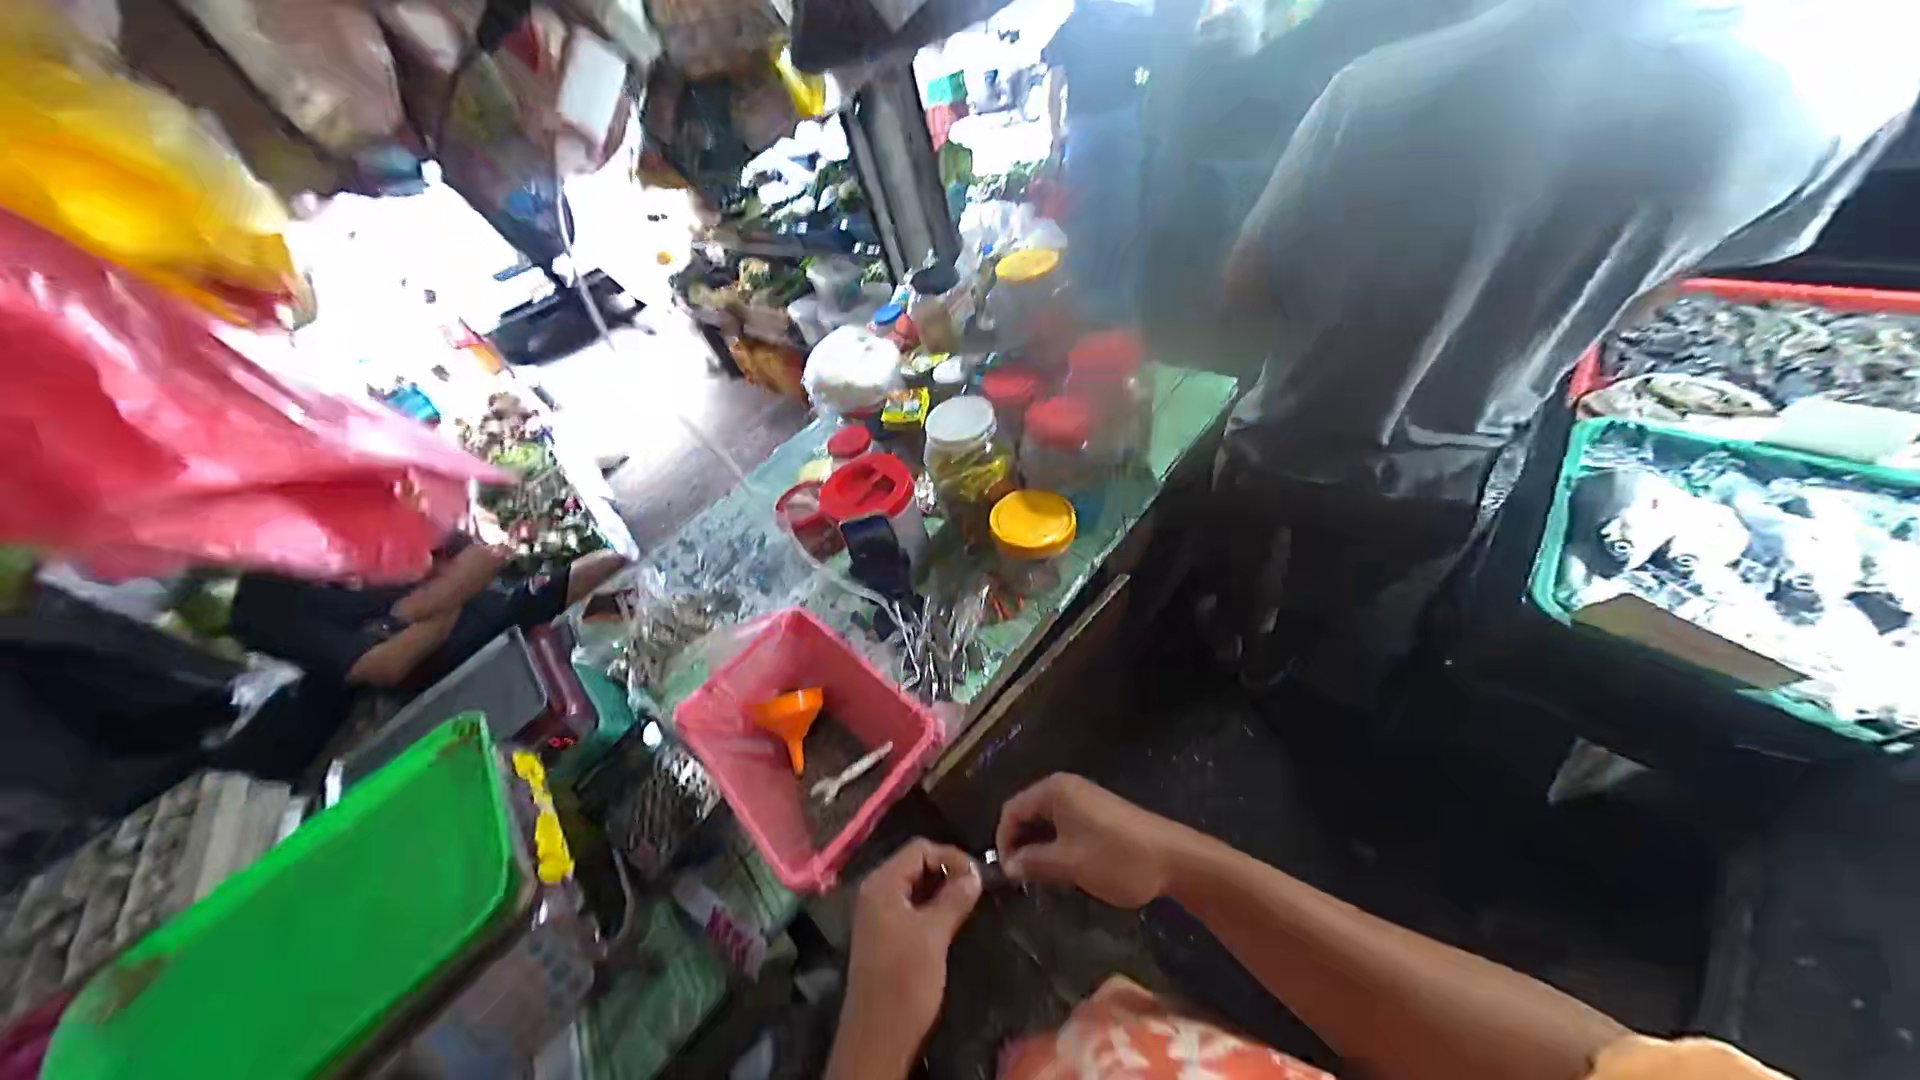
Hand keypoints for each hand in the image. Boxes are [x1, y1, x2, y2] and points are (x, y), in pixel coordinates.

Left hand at [828, 839, 981, 1079]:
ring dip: (942, 888)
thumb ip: (954, 898)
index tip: (978, 875)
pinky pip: (911, 903)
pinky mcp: (884, 932)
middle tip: (977, 887)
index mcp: (881, 884)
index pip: (919, 849)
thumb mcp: (934, 935)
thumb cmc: (904, 981)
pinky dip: (932, 904)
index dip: (951, 856)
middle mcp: (875, 891)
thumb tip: (975, 874)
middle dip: (947, 870)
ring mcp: (878, 912)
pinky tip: (952, 916)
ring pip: (915, 884)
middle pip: (915, 863)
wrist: (877, 1038)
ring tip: (969, 900)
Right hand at [995, 774, 1206, 907]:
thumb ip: (1033, 862)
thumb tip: (1007, 866)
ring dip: (1038, 847)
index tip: (1005, 873)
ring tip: (1039, 877)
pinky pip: (1065, 825)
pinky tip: (1063, 868)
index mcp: (1054, 790)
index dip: (1003, 840)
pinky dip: (1056, 844)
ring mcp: (1085, 799)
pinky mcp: (1099, 813)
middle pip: (1028, 812)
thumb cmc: (1116, 857)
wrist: (1175, 859)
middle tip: (1020, 878)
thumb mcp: (1068, 864)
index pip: (1012, 810)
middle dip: (1020, 844)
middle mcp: (1066, 787)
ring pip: (1047, 821)